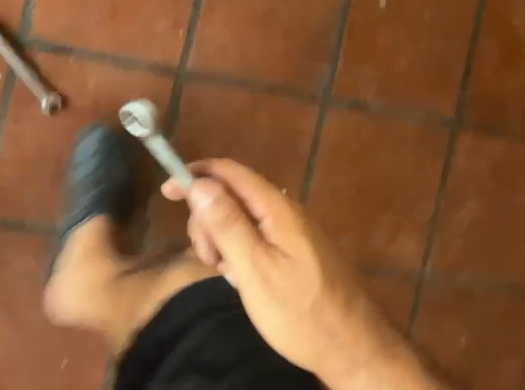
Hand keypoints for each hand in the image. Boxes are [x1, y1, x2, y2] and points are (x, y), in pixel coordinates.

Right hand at [163, 161, 438, 389]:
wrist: (357, 353)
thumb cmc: (302, 314)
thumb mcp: (255, 271)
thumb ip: (227, 224)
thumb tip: (199, 183)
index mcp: (276, 208)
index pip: (228, 171)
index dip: (194, 174)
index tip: (167, 193)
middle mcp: (285, 211)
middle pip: (231, 194)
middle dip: (208, 220)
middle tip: (208, 260)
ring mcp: (292, 232)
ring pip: (241, 218)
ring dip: (223, 241)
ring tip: (229, 277)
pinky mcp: (296, 252)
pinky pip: (256, 237)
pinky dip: (240, 253)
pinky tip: (244, 282)